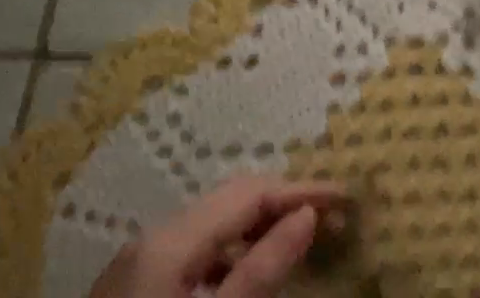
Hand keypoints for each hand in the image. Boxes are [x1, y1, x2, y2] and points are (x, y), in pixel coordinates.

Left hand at [87, 175, 344, 297]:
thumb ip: (262, 270)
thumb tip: (309, 215)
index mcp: (169, 242)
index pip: (250, 193)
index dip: (302, 192)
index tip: (347, 199)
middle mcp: (151, 239)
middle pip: (230, 200)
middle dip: (283, 203)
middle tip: (332, 217)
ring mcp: (136, 264)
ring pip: (211, 224)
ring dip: (259, 226)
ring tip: (301, 241)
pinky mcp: (132, 288)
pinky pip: (192, 251)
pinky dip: (230, 252)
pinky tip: (250, 273)